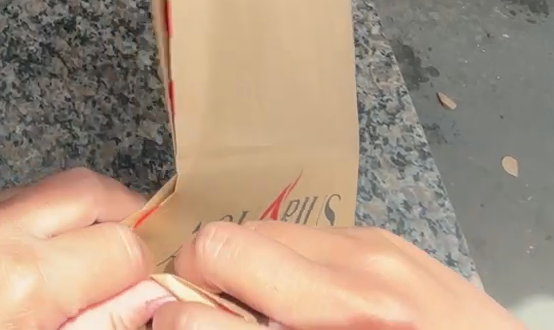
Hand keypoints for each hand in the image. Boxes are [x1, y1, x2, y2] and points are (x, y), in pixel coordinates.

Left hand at [0, 168, 161, 329]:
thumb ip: (104, 322)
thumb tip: (157, 294)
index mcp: (22, 278)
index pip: (121, 242)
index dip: (142, 269)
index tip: (142, 291)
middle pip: (88, 186)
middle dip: (121, 216)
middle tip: (129, 261)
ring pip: (50, 186)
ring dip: (74, 218)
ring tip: (74, 269)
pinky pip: (11, 196)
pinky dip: (34, 221)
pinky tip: (27, 263)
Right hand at [154, 221, 524, 328]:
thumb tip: (171, 315)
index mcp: (347, 323)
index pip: (218, 279)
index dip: (178, 310)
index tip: (170, 324)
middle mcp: (361, 279)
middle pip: (222, 243)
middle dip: (201, 280)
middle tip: (214, 317)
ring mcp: (373, 249)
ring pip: (255, 233)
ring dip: (245, 273)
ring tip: (273, 315)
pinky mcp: (384, 237)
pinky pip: (299, 235)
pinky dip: (286, 267)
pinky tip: (314, 305)